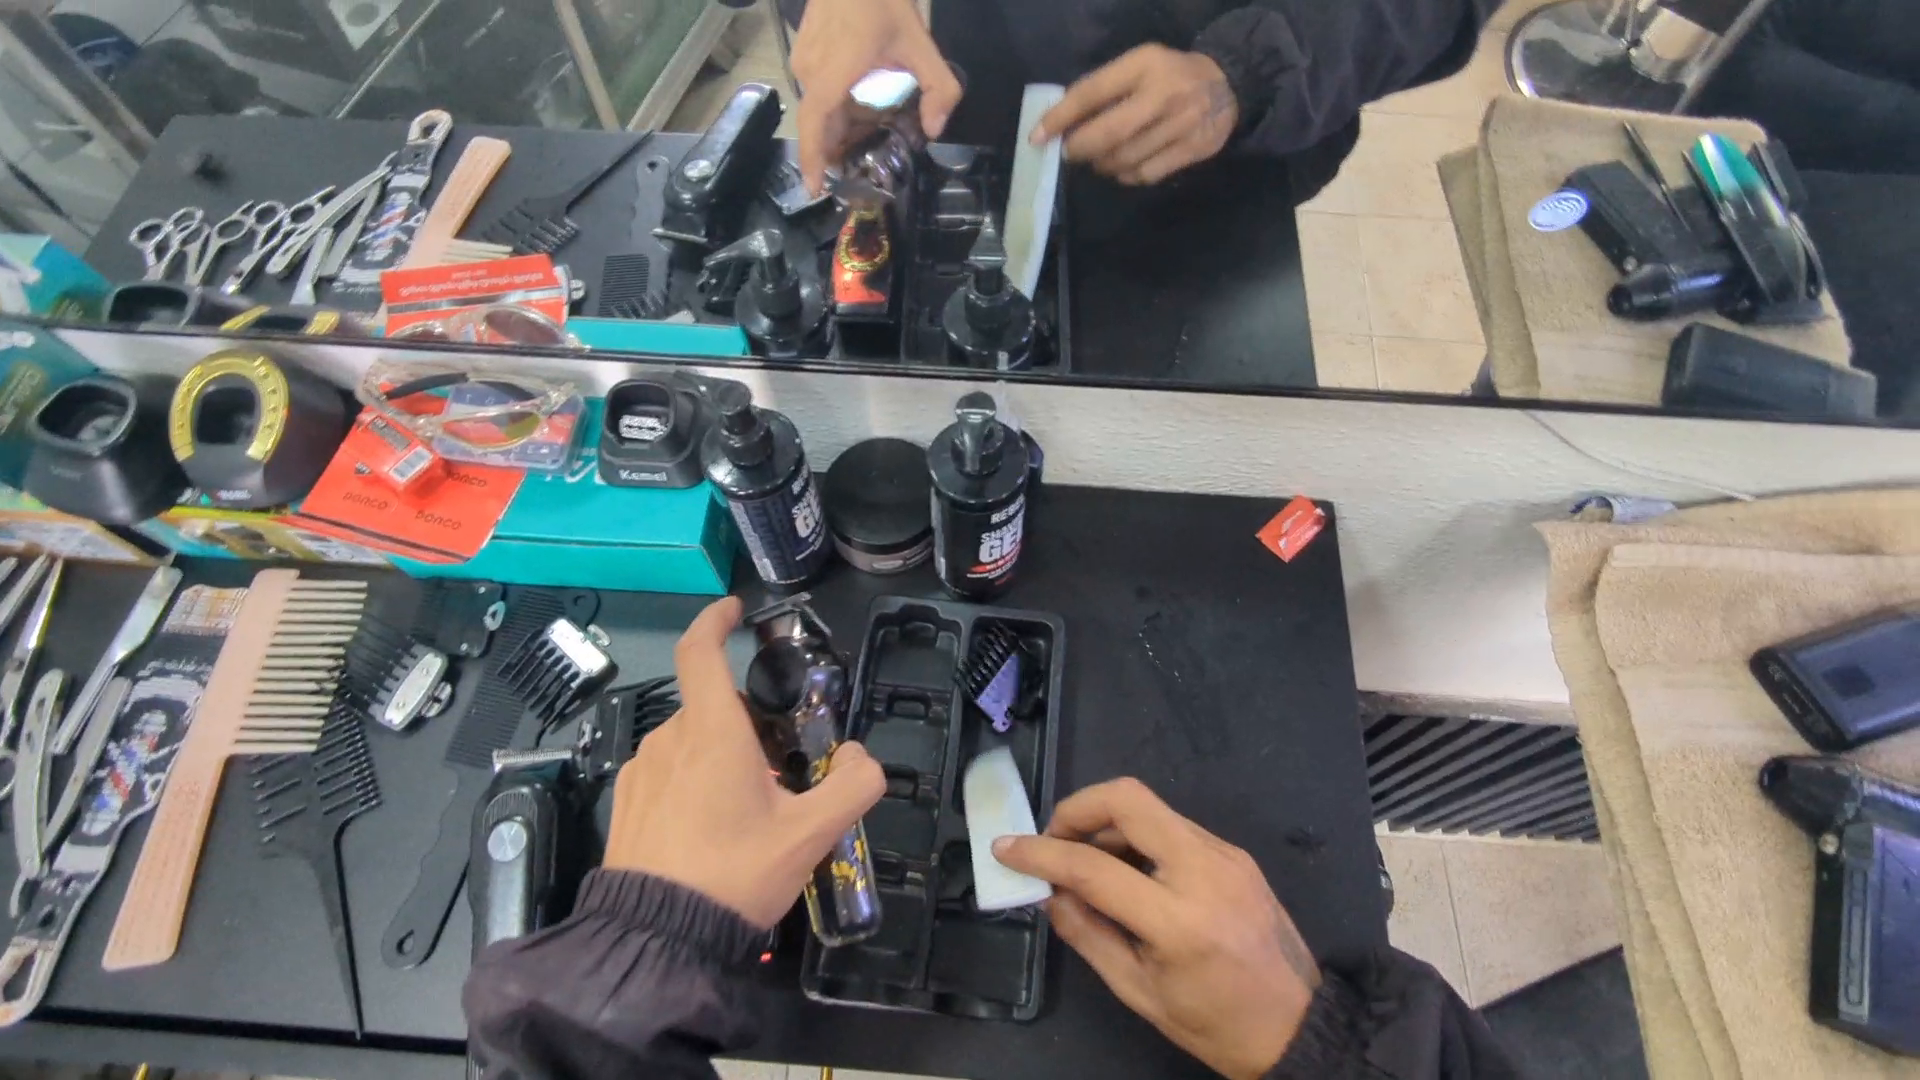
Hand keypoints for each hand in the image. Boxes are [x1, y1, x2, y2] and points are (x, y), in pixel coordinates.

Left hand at [603, 597, 885, 928]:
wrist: (653, 943)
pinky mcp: (627, 804)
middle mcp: (669, 739)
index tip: (735, 611)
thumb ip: (853, 786)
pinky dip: (695, 776)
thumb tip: (862, 757)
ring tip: (751, 804)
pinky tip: (713, 828)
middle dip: (749, 716)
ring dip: (723, 750)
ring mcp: (641, 772)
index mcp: (711, 732)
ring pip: (690, 739)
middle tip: (782, 758)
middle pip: (712, 703)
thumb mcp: (810, 834)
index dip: (715, 620)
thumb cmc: (734, 874)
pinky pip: (668, 769)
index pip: (699, 651)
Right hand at [791, 0, 962, 194]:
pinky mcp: (805, 51)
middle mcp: (809, 71)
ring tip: (871, 135)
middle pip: (821, 124)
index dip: (812, 159)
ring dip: (843, 128)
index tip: (814, 188)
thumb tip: (935, 129)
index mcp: (831, 73)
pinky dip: (840, 107)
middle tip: (865, 167)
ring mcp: (804, 60)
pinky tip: (865, 106)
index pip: (813, 125)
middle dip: (840, 149)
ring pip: (822, 109)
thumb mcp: (920, 43)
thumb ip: (939, 89)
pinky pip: (821, 92)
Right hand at [993, 779, 1318, 1079]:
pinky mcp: (1232, 851)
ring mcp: (1223, 853)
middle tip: (1055, 841)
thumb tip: (1049, 893)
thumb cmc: (1217, 1024)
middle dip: (1077, 808)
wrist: (1303, 1028)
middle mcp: (1204, 870)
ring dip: (1105, 822)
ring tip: (1087, 862)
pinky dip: (1136, 836)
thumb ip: (1088, 936)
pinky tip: (1128, 871)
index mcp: (1178, 920)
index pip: (1094, 868)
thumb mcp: (1141, 994)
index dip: (1041, 853)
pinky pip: (1171, 825)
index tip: (1007, 847)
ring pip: (1148, 806)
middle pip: (1127, 798)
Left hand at [1033, 44, 1236, 185]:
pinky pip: (1144, 174)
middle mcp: (1163, 94)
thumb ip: (1105, 90)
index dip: (1060, 118)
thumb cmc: (1171, 77)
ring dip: (1102, 165)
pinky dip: (1125, 176)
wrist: (1231, 85)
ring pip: (1123, 160)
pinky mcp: (1191, 150)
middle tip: (1070, 153)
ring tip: (1099, 159)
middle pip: (1107, 135)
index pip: (1091, 93)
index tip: (1037, 137)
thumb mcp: (1140, 67)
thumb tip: (1062, 124)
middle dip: (1080, 149)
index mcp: (1144, 64)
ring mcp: (1180, 124)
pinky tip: (1124, 167)